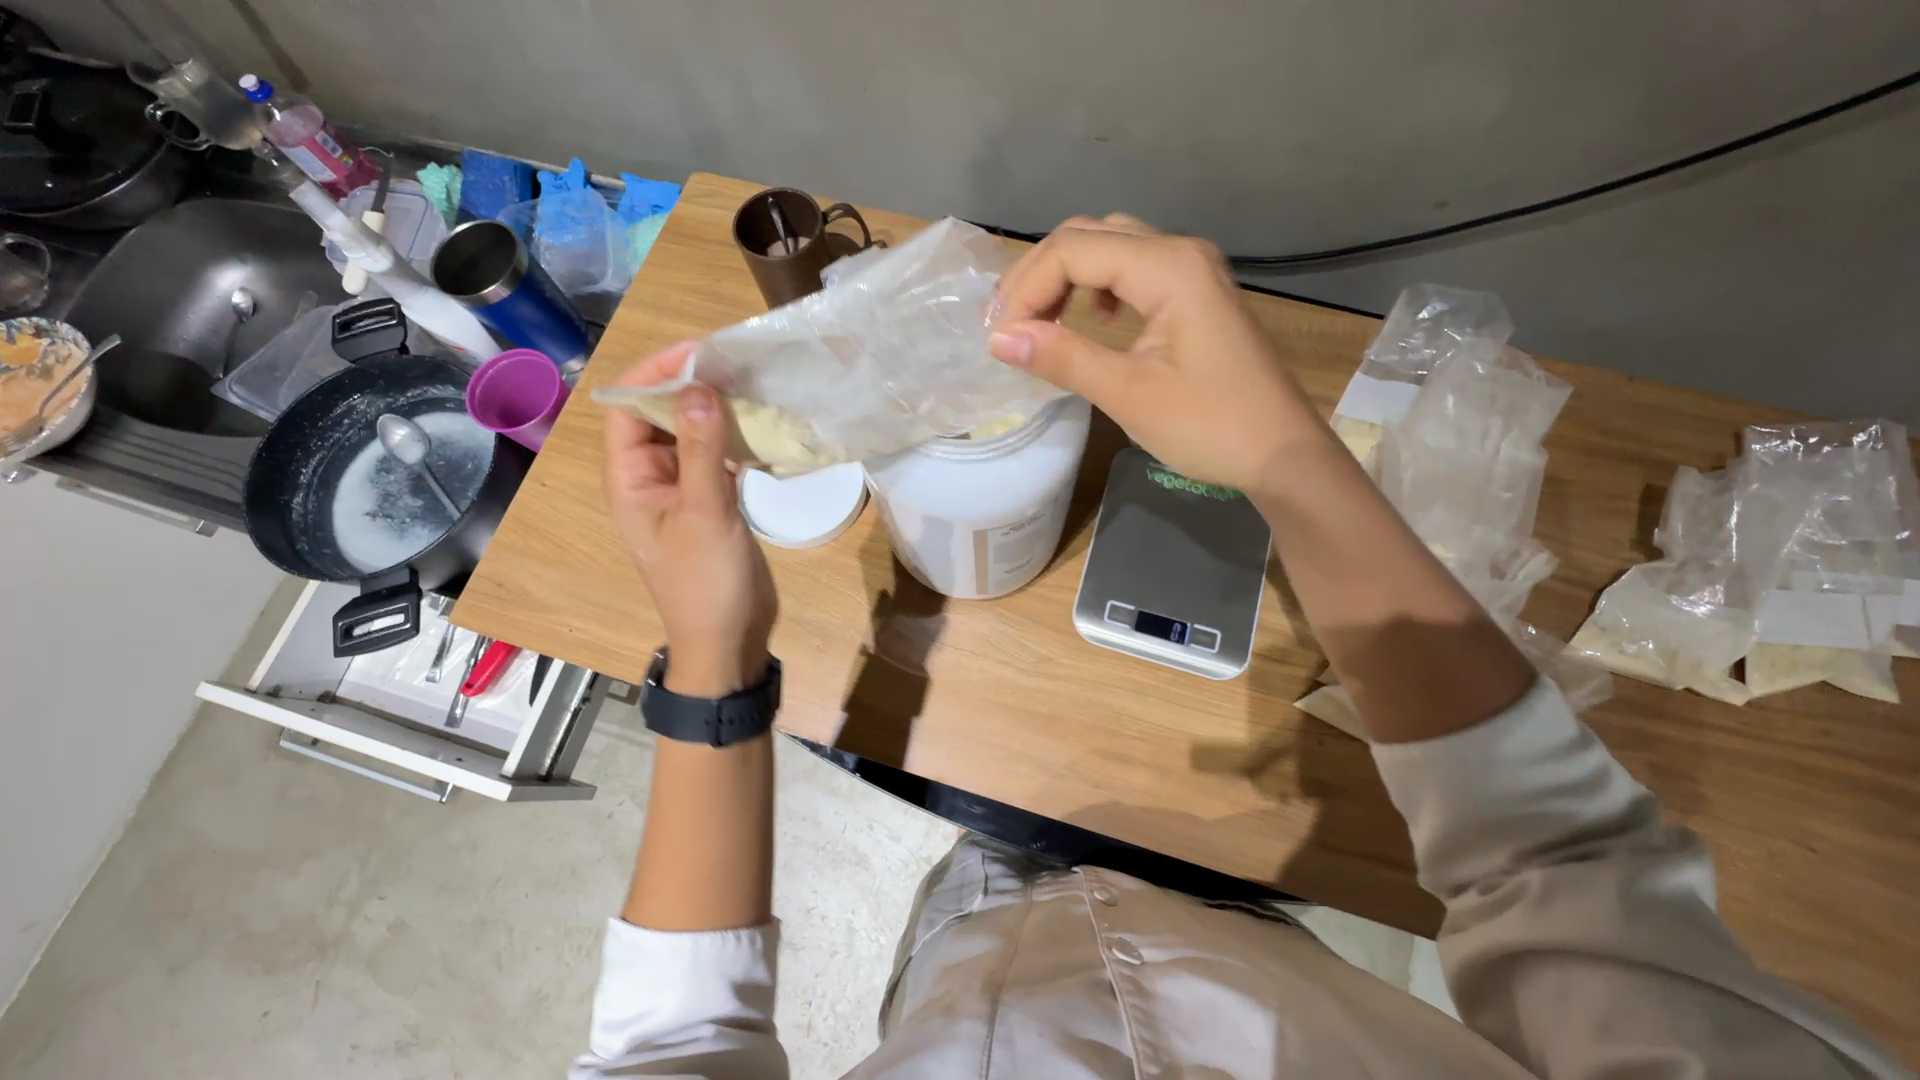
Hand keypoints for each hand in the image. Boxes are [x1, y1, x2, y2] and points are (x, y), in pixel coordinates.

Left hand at [604, 341, 775, 696]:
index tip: (701, 351)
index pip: (628, 406)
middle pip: (660, 413)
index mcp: (630, 478)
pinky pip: (718, 456)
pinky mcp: (713, 502)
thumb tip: (700, 386)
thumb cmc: (705, 584)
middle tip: (736, 362)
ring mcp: (683, 489)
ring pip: (693, 432)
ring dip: (718, 408)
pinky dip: (736, 437)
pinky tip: (765, 424)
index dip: (656, 372)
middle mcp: (650, 476)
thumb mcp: (704, 514)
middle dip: (691, 384)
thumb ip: (703, 450)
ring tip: (754, 383)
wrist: (729, 642)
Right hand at [989, 214, 1327, 494]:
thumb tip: (1000, 339)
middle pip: (1088, 236)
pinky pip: (1133, 270)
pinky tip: (1092, 320)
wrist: (1282, 454)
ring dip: (1066, 278)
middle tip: (1007, 326)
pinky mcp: (1196, 294)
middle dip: (1040, 276)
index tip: (999, 338)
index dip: (1027, 289)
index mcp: (1168, 268)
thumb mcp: (1129, 395)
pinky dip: (1097, 287)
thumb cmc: (1211, 426)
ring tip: (1038, 323)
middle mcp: (1180, 252)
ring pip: (1110, 248)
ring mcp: (1193, 270)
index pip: (1074, 251)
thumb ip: (1063, 358)